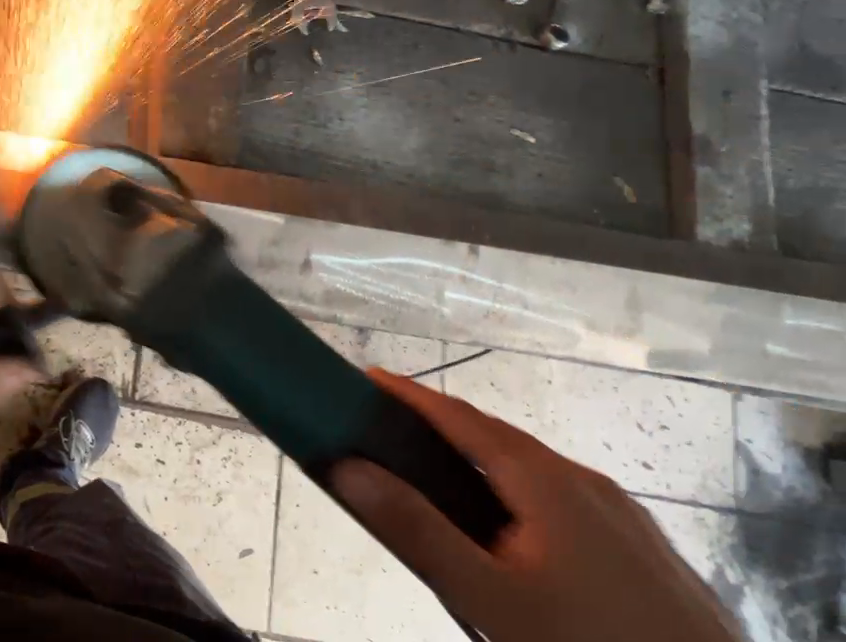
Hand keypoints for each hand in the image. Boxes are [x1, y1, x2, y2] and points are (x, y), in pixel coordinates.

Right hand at [333, 370, 740, 641]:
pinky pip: (565, 498)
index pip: (462, 418)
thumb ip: (415, 529)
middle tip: (390, 429)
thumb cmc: (584, 640)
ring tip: (440, 475)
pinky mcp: (646, 550)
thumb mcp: (487, 595)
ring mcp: (625, 516)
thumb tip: (346, 466)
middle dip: (443, 424)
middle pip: (499, 438)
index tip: (367, 377)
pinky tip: (513, 527)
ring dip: (481, 458)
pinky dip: (519, 488)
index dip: (412, 395)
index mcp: (547, 481)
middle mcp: (587, 482)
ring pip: (536, 469)